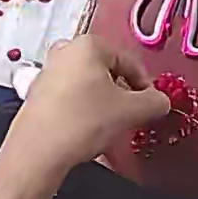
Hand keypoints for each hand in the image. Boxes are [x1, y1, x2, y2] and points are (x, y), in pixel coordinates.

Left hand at [4, 37, 171, 173]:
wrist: (37, 153)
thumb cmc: (84, 121)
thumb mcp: (131, 111)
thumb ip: (154, 102)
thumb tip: (160, 102)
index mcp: (89, 44)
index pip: (130, 62)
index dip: (145, 85)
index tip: (150, 104)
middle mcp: (65, 51)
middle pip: (108, 71)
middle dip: (122, 92)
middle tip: (131, 113)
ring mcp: (47, 72)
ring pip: (89, 84)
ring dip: (104, 102)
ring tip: (109, 125)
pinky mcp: (36, 95)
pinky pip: (71, 97)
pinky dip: (84, 109)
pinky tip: (87, 130)